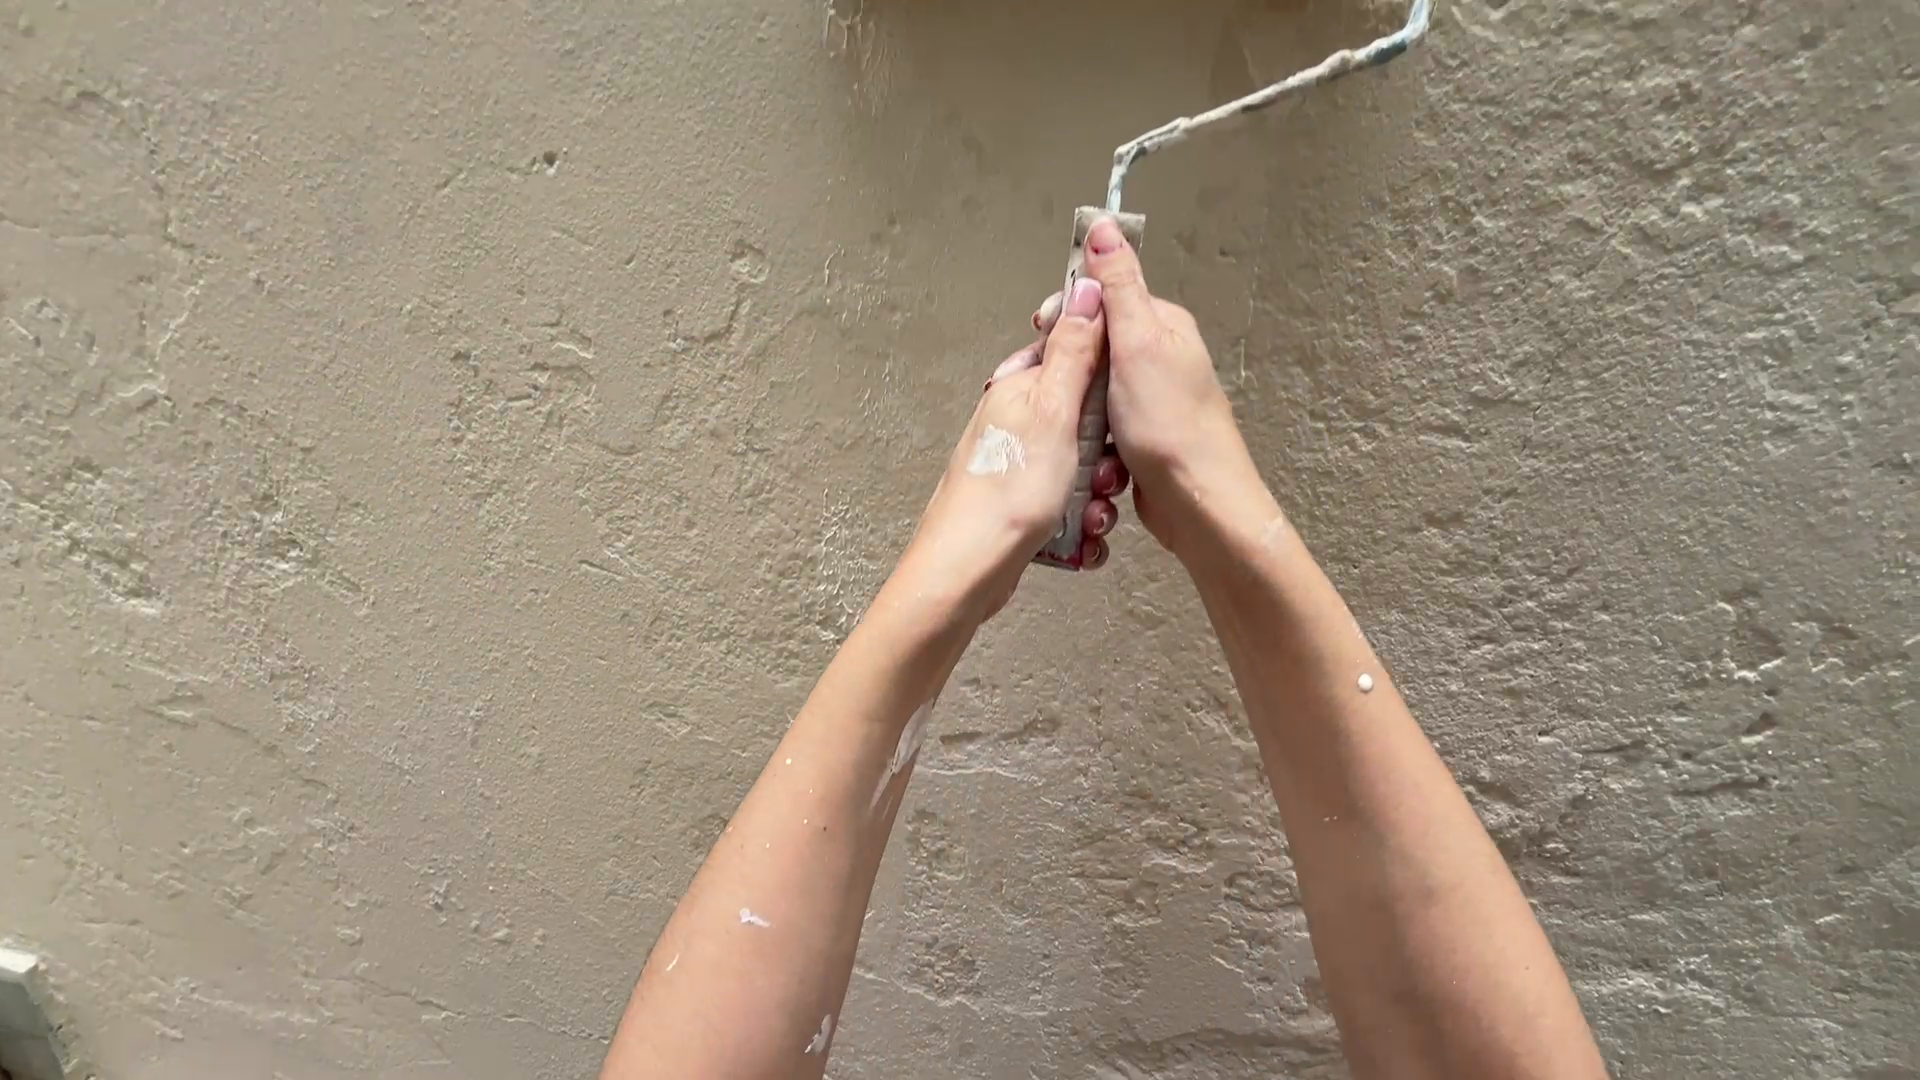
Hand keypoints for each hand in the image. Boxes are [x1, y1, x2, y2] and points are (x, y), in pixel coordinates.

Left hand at [899, 279, 1129, 620]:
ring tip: (1090, 515)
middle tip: (1103, 474)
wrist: (969, 567)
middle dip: (1106, 454)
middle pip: (1084, 421)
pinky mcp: (1023, 507)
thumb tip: (1087, 289)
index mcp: (1017, 389)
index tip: (1123, 405)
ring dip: (1097, 496)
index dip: (1105, 380)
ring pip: (1081, 469)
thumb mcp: (1052, 411)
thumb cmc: (1005, 492)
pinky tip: (1081, 539)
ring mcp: (1019, 468)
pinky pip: (1069, 507)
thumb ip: (1073, 353)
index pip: (1071, 356)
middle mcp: (1015, 425)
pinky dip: (1082, 524)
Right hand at [1033, 218, 1259, 559]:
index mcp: (1161, 325)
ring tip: (1051, 419)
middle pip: (1092, 345)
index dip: (1066, 312)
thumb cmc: (1169, 424)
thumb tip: (1103, 226)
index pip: (1102, 298)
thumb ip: (1118, 286)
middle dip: (1062, 364)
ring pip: (1090, 386)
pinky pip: (1097, 421)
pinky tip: (1071, 442)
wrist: (1196, 500)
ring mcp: (1147, 398)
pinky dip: (1082, 428)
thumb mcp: (1138, 343)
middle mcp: (1156, 357)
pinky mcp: (1137, 434)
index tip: (1038, 334)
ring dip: (1069, 401)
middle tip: (1034, 386)